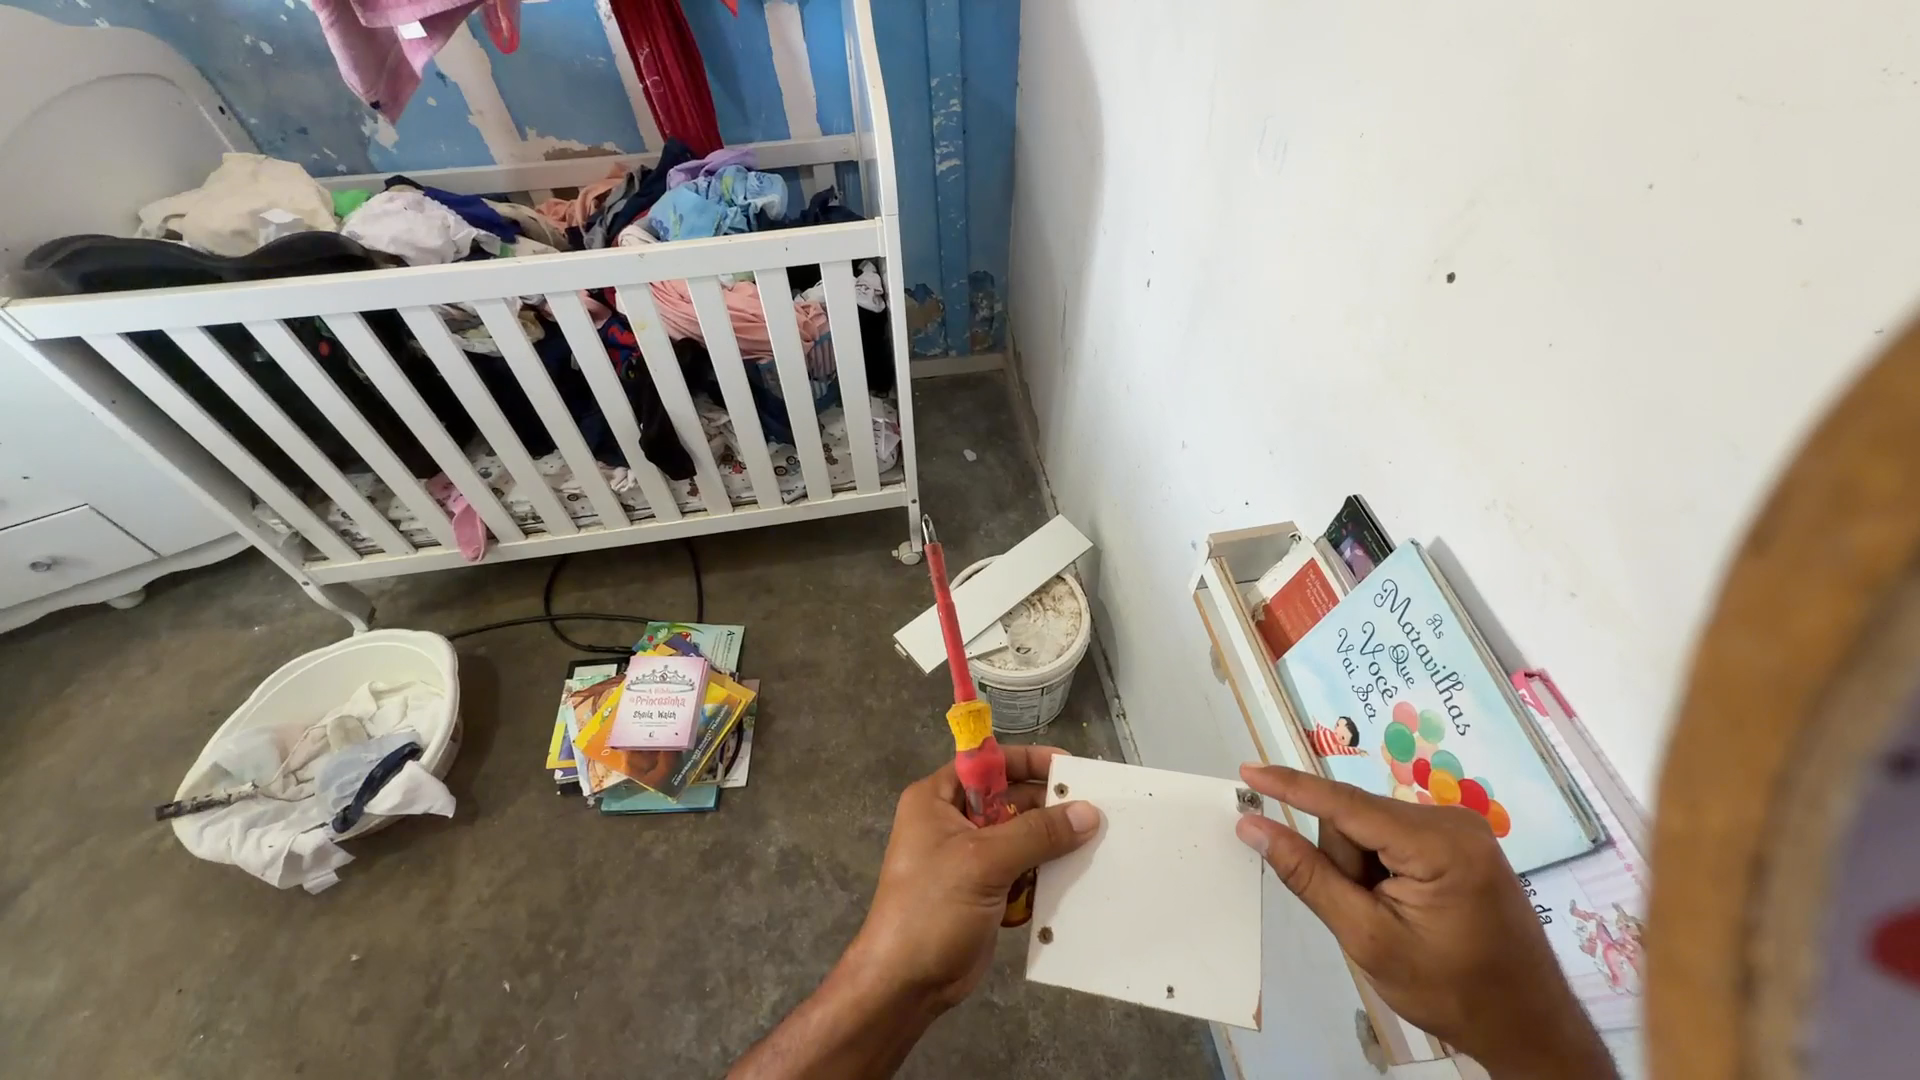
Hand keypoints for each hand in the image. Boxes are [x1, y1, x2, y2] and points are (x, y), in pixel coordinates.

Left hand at [844, 745, 1101, 1010]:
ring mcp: (969, 857)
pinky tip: (1076, 876)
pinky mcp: (985, 889)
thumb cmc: (932, 908)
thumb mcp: (984, 862)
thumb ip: (1037, 833)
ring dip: (1052, 842)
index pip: (987, 763)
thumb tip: (1089, 812)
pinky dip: (1045, 872)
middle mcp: (952, 820)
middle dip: (1048, 806)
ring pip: (1021, 835)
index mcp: (937, 798)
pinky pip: (1023, 867)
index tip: (1069, 767)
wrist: (905, 984)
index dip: (1027, 761)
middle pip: (1010, 799)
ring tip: (1097, 844)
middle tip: (1097, 811)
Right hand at [1235, 765, 1614, 1079]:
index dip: (1290, 787)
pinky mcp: (1458, 841)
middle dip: (1345, 864)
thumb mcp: (1368, 938)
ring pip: (1367, 828)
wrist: (1530, 1030)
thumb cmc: (1452, 992)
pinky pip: (1388, 836)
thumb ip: (1307, 875)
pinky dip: (1378, 868)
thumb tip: (1254, 826)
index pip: (1344, 804)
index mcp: (1439, 844)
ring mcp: (1458, 828)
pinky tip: (1402, 906)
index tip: (1247, 770)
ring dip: (1361, 870)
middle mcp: (1451, 820)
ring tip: (1392, 918)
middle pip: (1354, 820)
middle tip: (1368, 916)